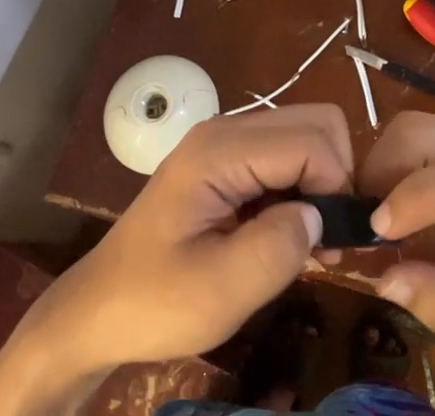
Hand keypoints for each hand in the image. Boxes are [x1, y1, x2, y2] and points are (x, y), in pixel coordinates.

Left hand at [0, 105, 352, 415]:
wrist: (98, 311)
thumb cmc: (154, 303)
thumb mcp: (220, 290)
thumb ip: (278, 247)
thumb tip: (321, 215)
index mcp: (219, 152)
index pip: (312, 141)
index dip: (336, 188)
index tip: (331, 246)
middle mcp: (225, 131)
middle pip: (315, 123)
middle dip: (335, 177)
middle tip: (326, 241)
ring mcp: (224, 143)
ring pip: (305, 136)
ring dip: (321, 185)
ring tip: (309, 247)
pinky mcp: (226, 163)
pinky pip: (285, 156)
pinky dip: (302, 190)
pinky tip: (287, 236)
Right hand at [358, 111, 434, 371]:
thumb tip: (386, 278)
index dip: (409, 200)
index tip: (374, 236)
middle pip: (419, 133)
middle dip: (378, 173)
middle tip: (370, 228)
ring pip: (418, 127)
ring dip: (387, 168)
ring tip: (390, 222)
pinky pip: (432, 135)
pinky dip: (406, 164)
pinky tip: (415, 210)